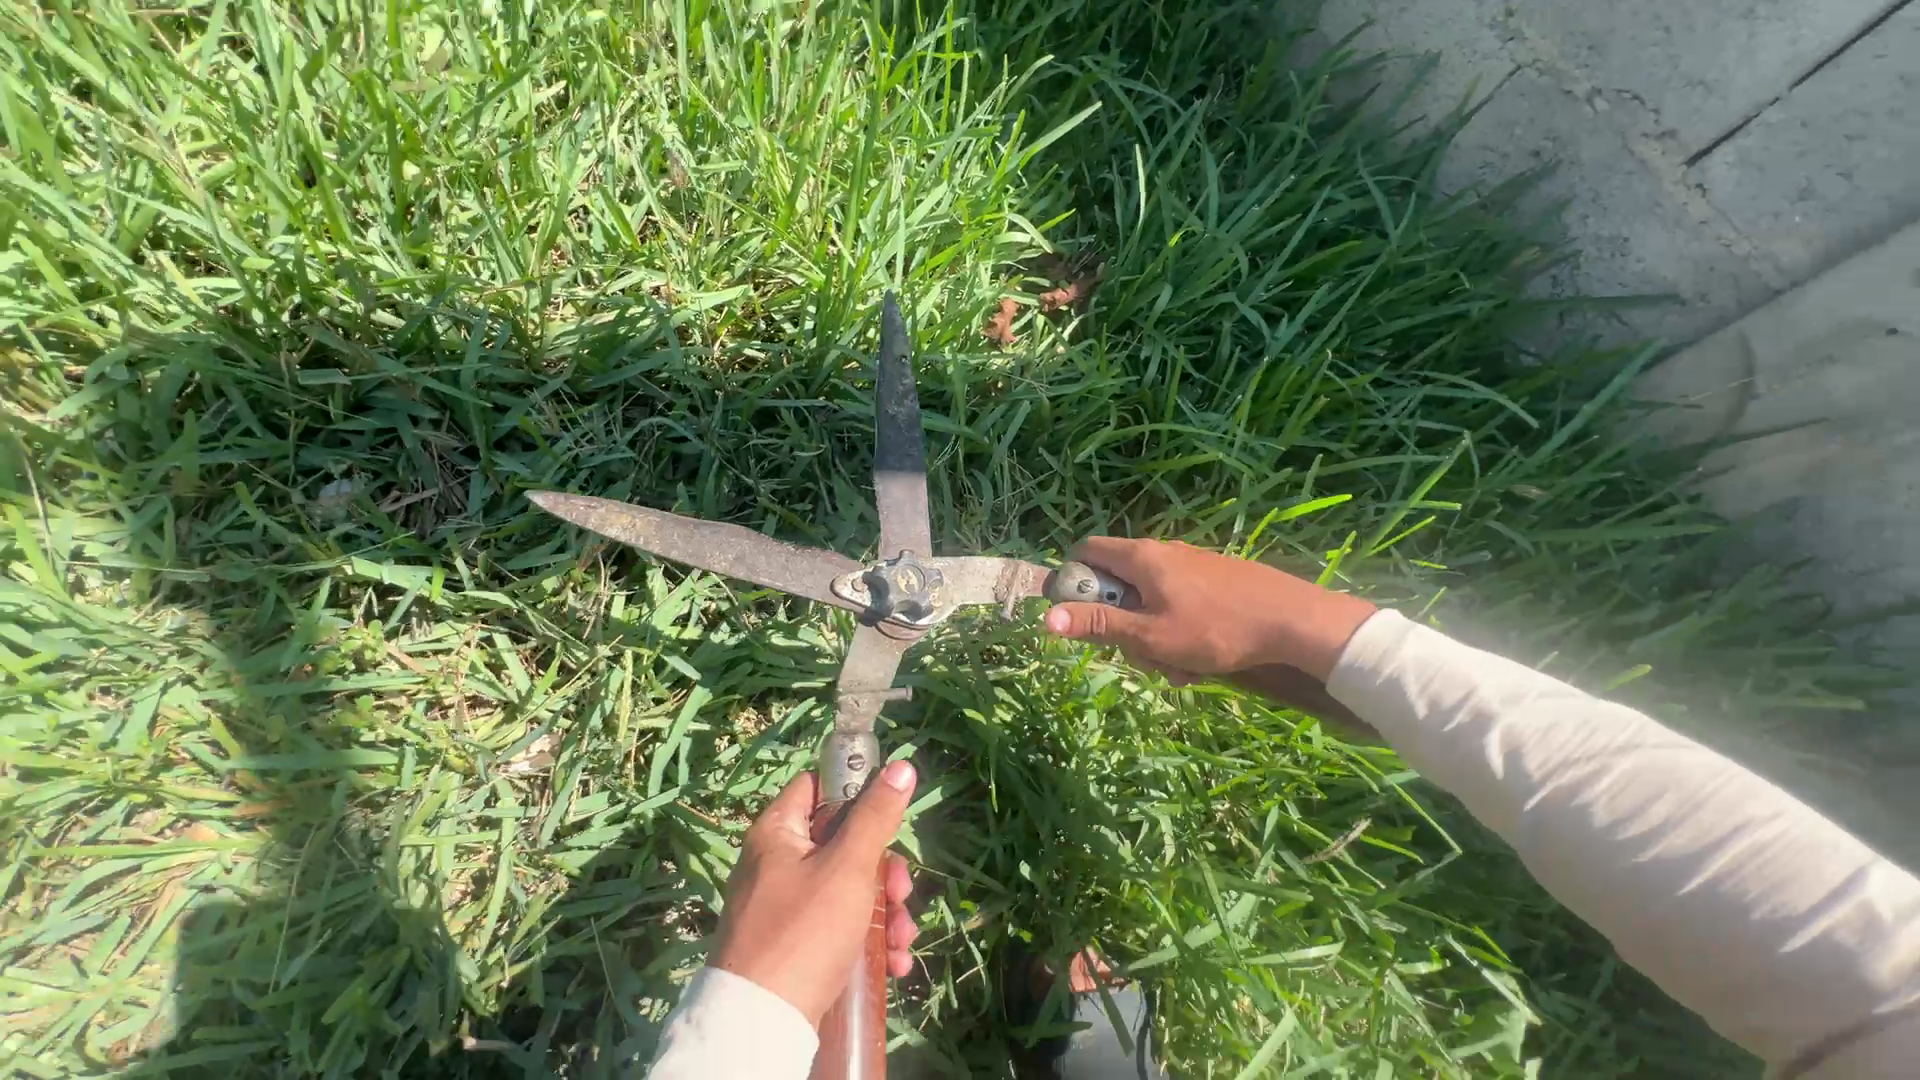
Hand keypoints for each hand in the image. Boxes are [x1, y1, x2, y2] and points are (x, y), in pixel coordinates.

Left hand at [710, 762, 919, 1025]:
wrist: (762, 1024)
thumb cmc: (805, 930)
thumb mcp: (848, 866)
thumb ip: (876, 815)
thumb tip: (902, 765)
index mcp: (778, 832)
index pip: (818, 786)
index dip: (855, 790)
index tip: (888, 810)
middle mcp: (776, 863)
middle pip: (843, 842)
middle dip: (885, 871)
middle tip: (902, 892)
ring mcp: (784, 906)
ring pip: (848, 888)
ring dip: (885, 910)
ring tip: (902, 939)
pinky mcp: (793, 944)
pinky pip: (838, 925)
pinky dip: (868, 937)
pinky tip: (892, 961)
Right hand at [1043, 537, 1376, 682]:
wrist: (1295, 622)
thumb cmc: (1215, 629)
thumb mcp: (1150, 635)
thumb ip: (1099, 625)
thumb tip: (1047, 618)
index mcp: (1140, 557)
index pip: (1086, 550)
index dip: (1072, 580)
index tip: (1079, 616)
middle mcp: (1163, 551)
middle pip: (1118, 582)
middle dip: (1119, 622)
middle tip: (1137, 655)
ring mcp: (1191, 564)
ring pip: (1149, 600)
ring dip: (1151, 635)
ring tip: (1176, 668)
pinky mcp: (1214, 579)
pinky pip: (1177, 603)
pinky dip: (1176, 631)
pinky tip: (1197, 661)